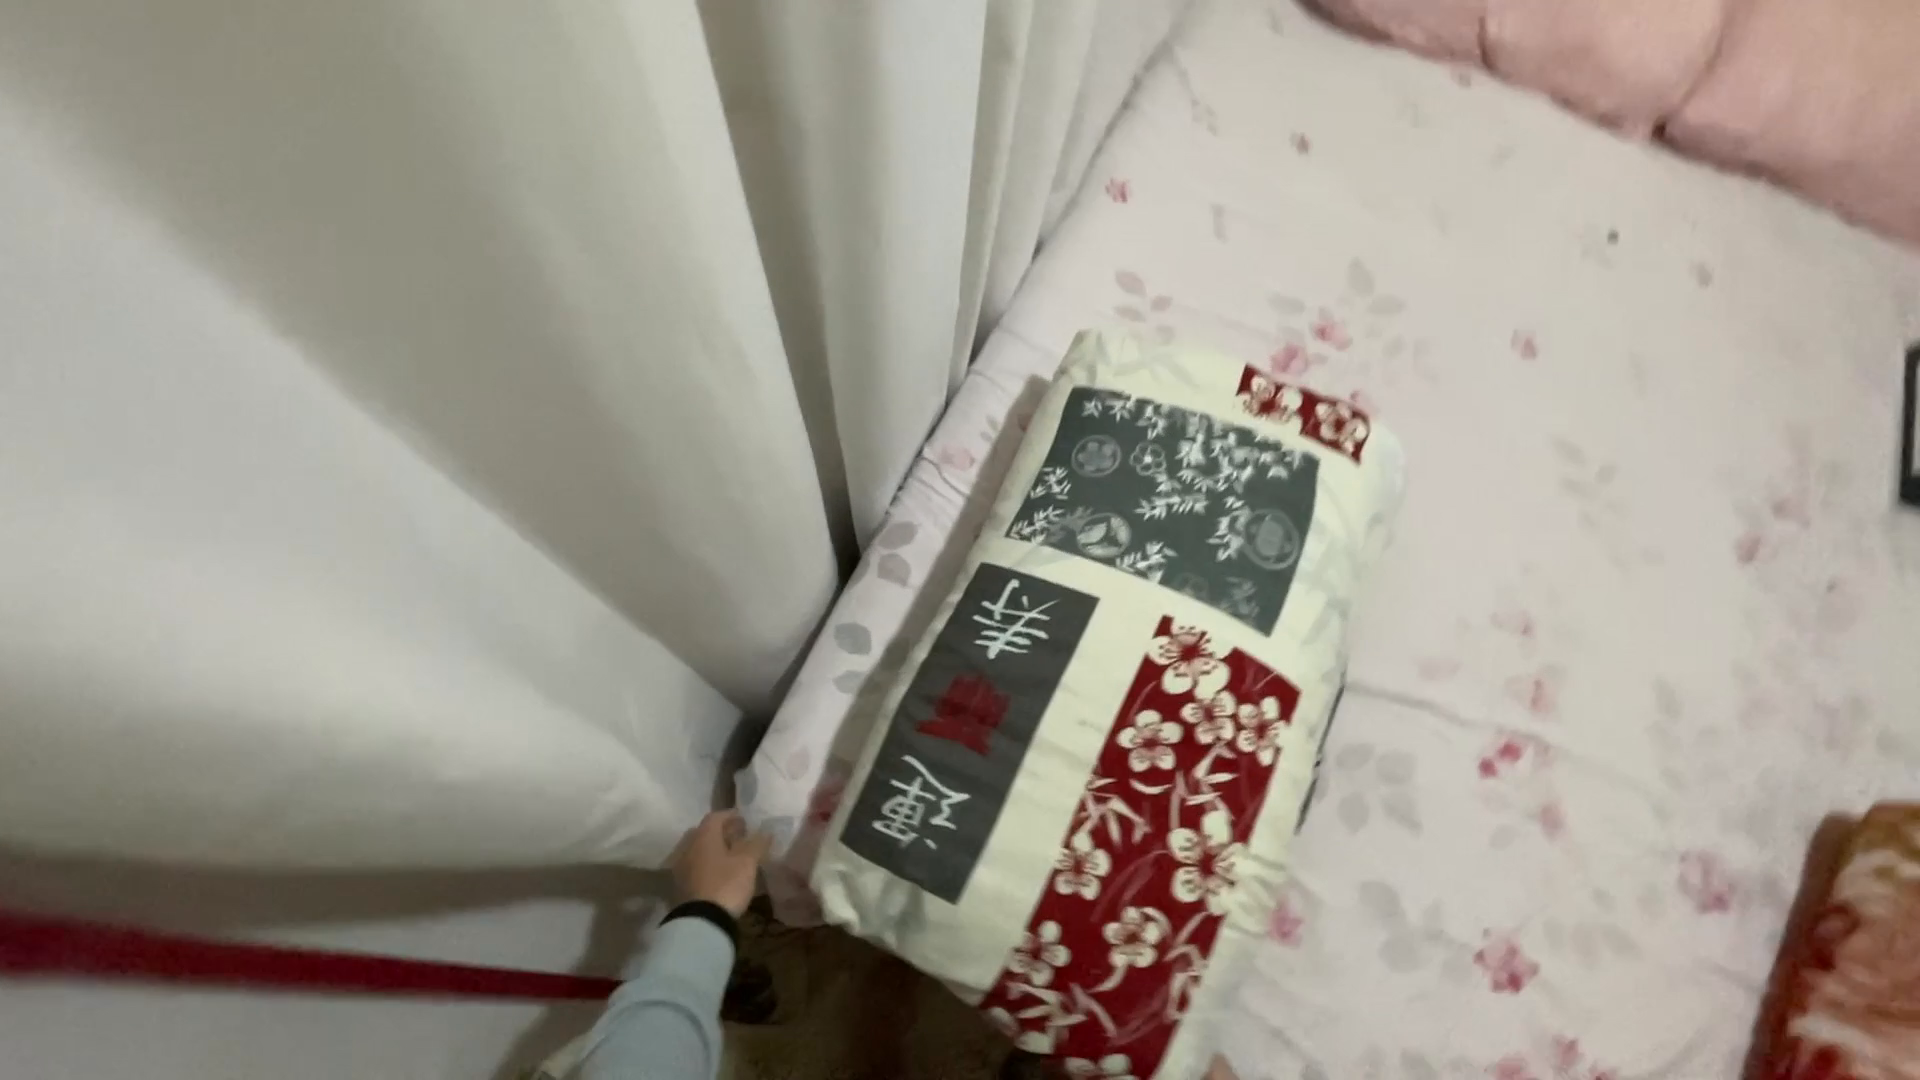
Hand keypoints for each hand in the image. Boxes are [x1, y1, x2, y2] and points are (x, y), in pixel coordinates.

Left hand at [672, 810, 771, 916]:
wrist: (701, 923)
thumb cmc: (726, 883)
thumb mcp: (748, 862)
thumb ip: (757, 843)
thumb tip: (766, 831)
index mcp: (704, 836)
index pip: (715, 816)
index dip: (731, 815)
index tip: (745, 819)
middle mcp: (689, 848)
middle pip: (704, 833)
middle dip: (721, 832)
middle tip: (738, 837)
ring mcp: (682, 868)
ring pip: (699, 851)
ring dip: (714, 850)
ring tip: (731, 857)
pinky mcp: (680, 886)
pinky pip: (695, 867)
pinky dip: (707, 865)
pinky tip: (720, 873)